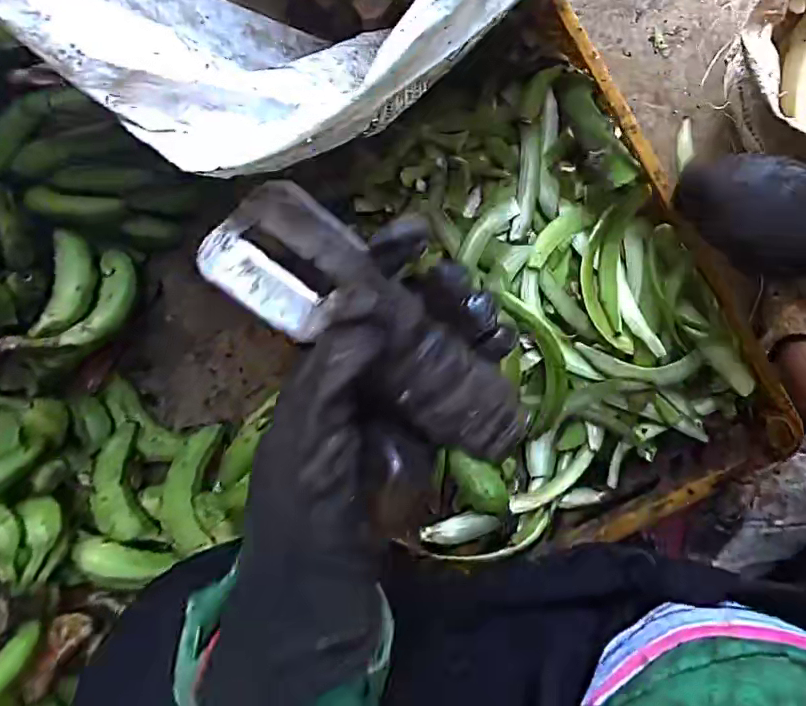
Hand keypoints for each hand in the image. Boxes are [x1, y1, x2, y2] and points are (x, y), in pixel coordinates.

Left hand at [202, 219, 522, 705]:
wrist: (329, 571)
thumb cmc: (302, 500)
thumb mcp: (304, 439)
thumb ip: (328, 378)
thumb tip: (360, 313)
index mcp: (331, 356)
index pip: (359, 292)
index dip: (384, 258)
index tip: (415, 233)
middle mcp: (373, 361)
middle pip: (413, 304)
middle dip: (441, 285)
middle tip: (460, 285)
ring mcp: (408, 385)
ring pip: (447, 331)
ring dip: (471, 315)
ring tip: (488, 321)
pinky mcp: (439, 411)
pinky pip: (468, 370)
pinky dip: (489, 353)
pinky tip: (503, 347)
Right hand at [674, 154, 805, 287]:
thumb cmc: (780, 240)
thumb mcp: (732, 246)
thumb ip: (706, 229)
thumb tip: (692, 219)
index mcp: (709, 179)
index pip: (683, 187)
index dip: (685, 208)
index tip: (692, 228)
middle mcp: (732, 161)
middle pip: (711, 179)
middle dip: (711, 200)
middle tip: (719, 229)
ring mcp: (764, 161)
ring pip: (738, 180)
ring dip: (738, 199)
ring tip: (750, 227)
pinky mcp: (791, 167)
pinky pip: (764, 183)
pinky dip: (763, 199)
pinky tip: (777, 220)